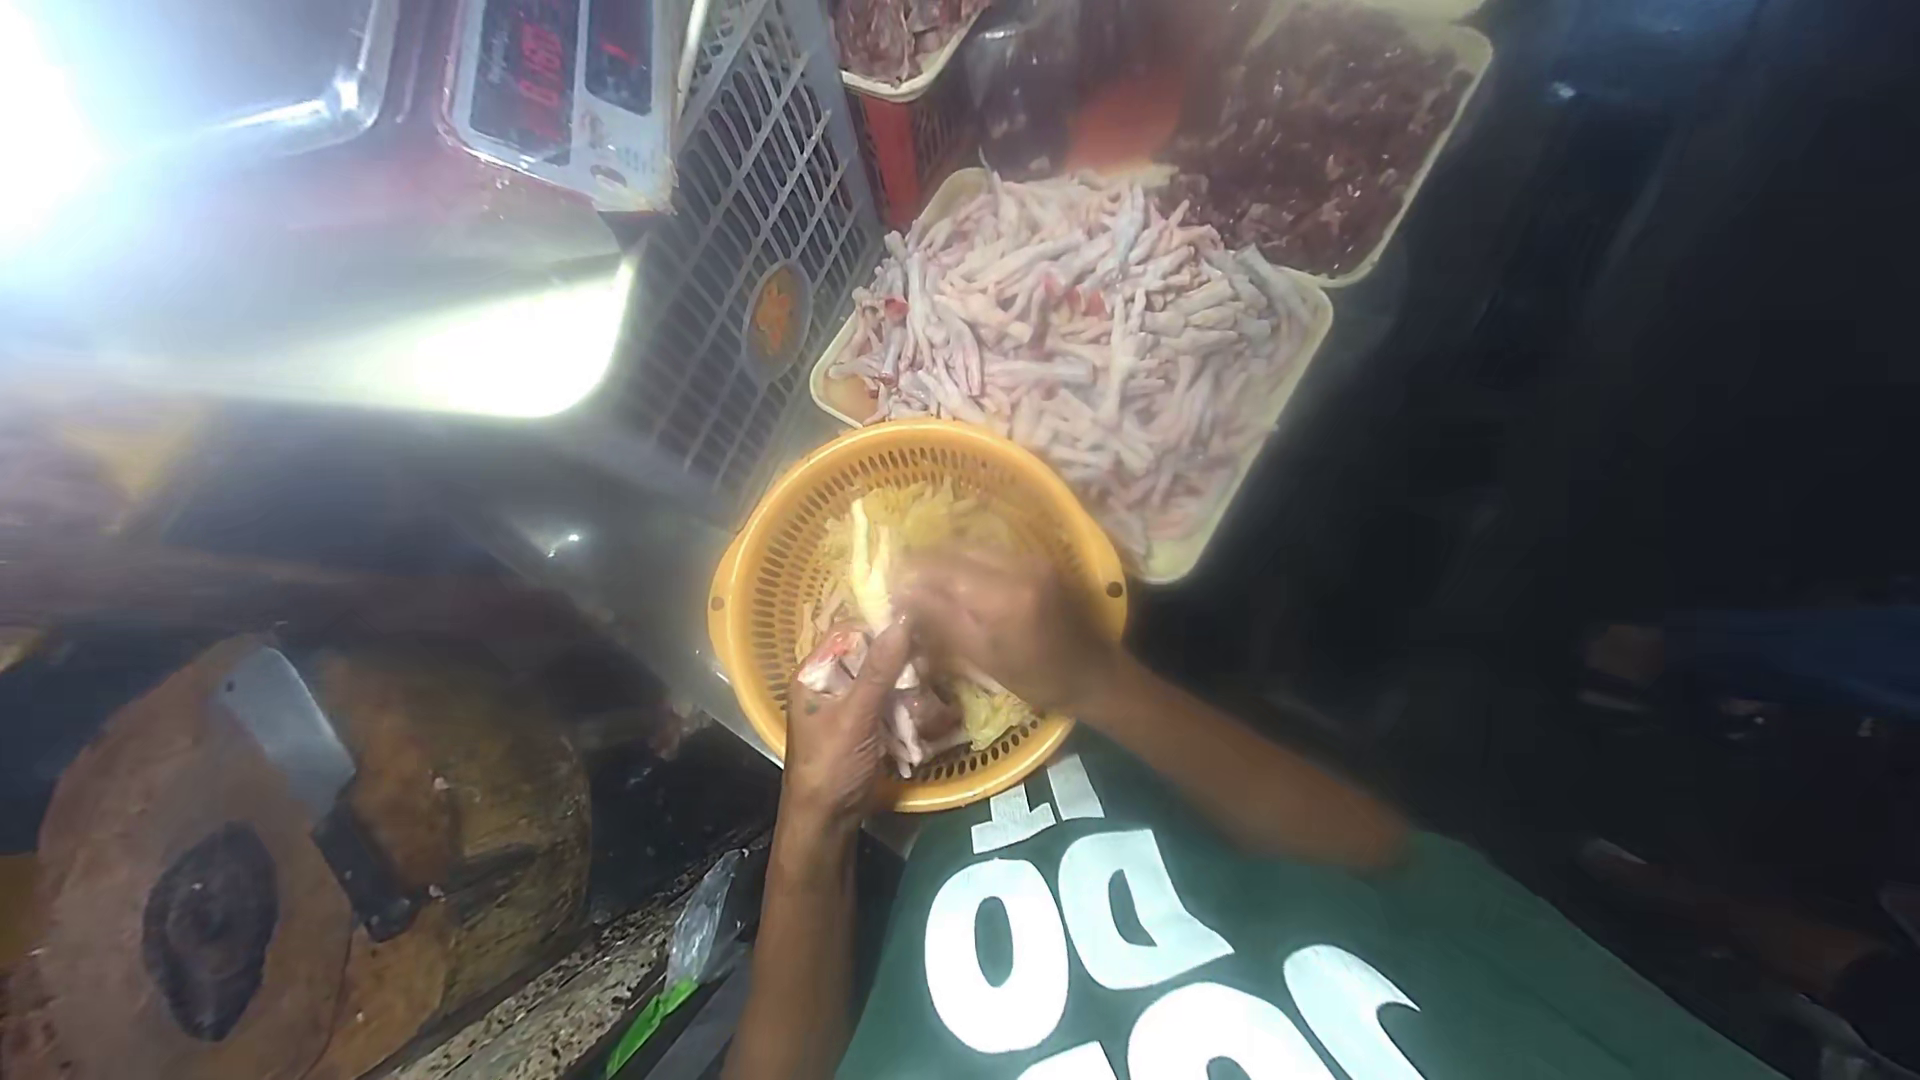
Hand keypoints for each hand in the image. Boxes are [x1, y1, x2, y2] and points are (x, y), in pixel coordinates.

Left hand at [783, 621, 911, 824]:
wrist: (828, 823)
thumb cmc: (831, 766)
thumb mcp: (855, 715)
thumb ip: (879, 669)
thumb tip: (902, 621)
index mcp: (816, 672)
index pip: (850, 631)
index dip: (881, 630)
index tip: (915, 636)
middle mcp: (832, 681)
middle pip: (874, 654)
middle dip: (901, 667)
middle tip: (923, 679)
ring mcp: (851, 702)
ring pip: (889, 679)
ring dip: (909, 692)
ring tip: (925, 708)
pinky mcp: (868, 721)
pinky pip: (892, 702)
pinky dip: (908, 709)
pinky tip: (923, 722)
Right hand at [896, 549, 1121, 714]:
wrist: (1094, 672)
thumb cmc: (1037, 678)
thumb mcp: (982, 656)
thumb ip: (941, 619)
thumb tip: (902, 593)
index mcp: (1004, 596)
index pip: (942, 569)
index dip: (911, 574)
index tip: (889, 588)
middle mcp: (1018, 564)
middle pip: (955, 550)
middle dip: (924, 564)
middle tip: (903, 585)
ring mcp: (1031, 557)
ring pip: (971, 547)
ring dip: (944, 561)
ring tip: (925, 584)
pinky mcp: (1037, 558)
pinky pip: (990, 552)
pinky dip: (966, 563)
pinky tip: (955, 581)